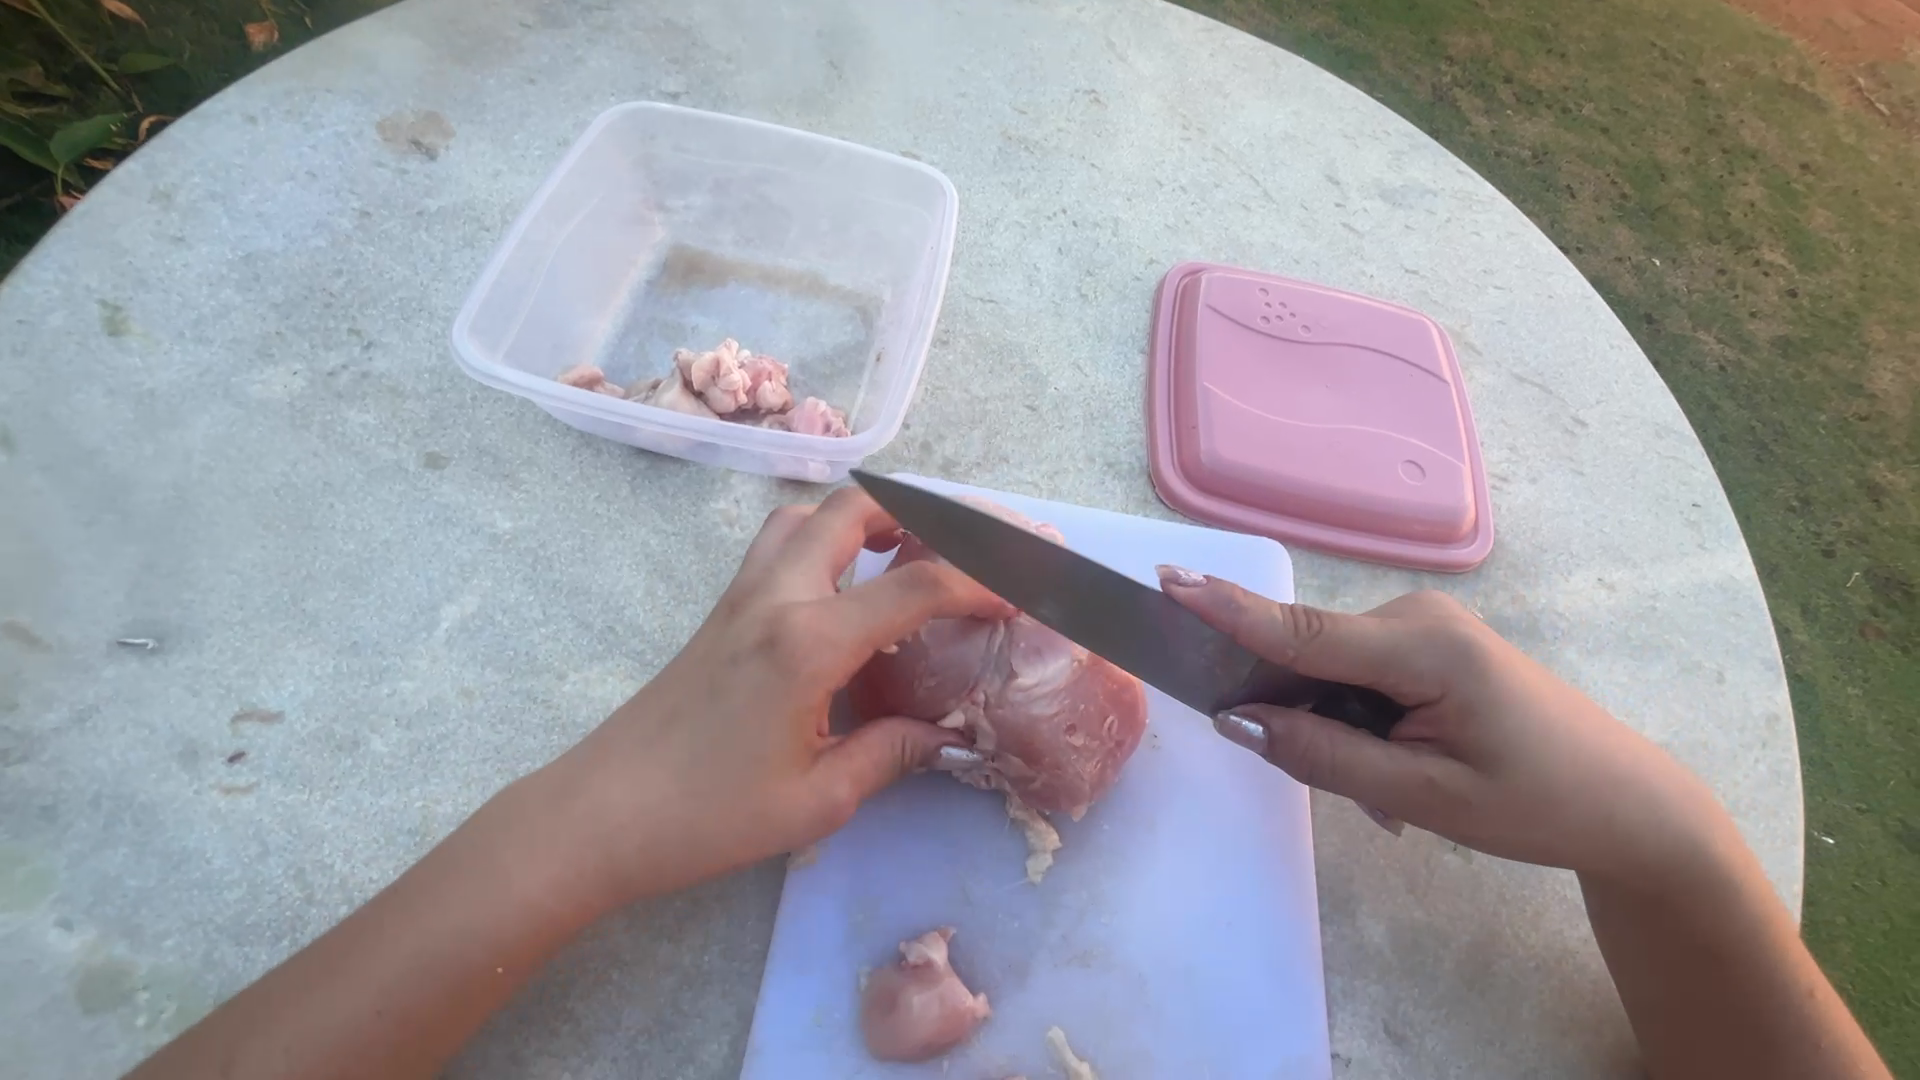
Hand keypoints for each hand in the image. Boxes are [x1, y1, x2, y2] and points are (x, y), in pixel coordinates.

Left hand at [547, 489, 1014, 909]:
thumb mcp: (818, 800)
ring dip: (871, 515)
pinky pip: (785, 539)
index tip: (1027, 586)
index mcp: (808, 641)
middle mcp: (778, 595)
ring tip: (913, 549)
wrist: (601, 814)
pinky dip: (830, 536)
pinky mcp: (726, 606)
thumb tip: (948, 735)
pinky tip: (849, 581)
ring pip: (813, 512)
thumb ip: (892, 752)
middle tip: (971, 543)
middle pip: (859, 508)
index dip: (983, 580)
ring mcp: (745, 593)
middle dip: (927, 512)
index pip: (916, 586)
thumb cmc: (709, 816)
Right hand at [1157, 573, 1738, 884]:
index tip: (1168, 579)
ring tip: (1398, 791)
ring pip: (1325, 669)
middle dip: (1302, 715)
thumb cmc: (1539, 805)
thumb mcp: (1425, 799)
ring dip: (1335, 726)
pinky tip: (1401, 765)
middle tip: (1366, 794)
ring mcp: (1417, 624)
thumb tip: (1237, 721)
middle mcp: (1412, 616)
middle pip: (1306, 654)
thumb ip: (1323, 756)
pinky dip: (1353, 718)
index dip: (1228, 608)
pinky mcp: (1420, 640)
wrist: (1631, 804)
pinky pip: (1351, 672)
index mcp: (1423, 648)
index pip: (1300, 630)